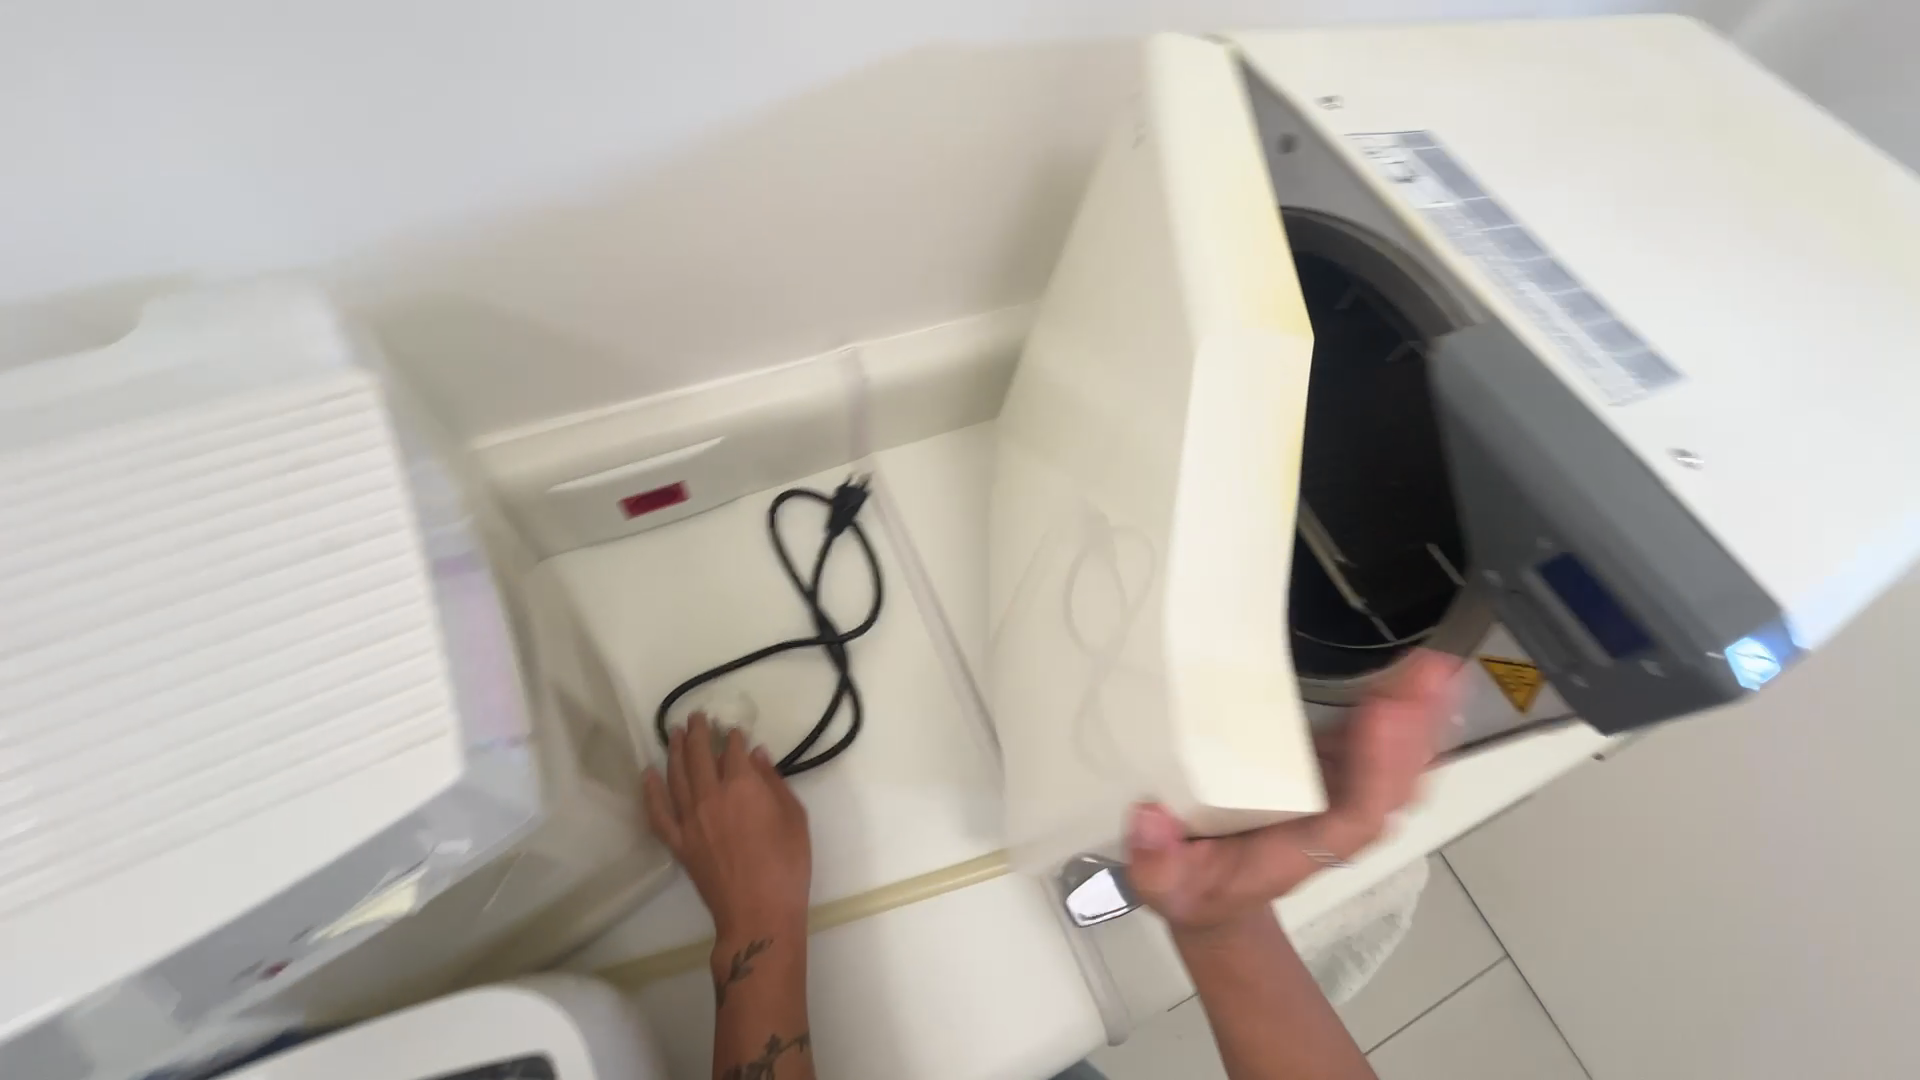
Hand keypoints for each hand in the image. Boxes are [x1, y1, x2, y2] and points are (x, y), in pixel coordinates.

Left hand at [643, 713, 811, 941]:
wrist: (758, 912)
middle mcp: (711, 796)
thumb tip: (757, 755)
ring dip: (674, 751)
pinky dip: (651, 791)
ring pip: (676, 775)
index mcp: (743, 786)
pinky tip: (648, 774)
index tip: (733, 729)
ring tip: (674, 733)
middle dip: (698, 732)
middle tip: (696, 717)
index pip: (733, 751)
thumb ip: (774, 782)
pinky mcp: (678, 842)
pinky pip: (658, 812)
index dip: (732, 737)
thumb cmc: (787, 864)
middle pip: (698, 755)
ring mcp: (690, 819)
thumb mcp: (794, 817)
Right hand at [1126, 649, 1458, 936]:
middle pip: (1394, 781)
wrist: (1210, 888)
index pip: (1356, 813)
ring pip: (1397, 760)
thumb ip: (1155, 862)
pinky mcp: (1333, 770)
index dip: (1377, 768)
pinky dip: (1403, 710)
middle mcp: (1335, 821)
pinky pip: (1380, 744)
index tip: (1382, 715)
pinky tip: (1414, 676)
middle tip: (1428, 675)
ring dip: (1420, 714)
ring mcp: (1340, 794)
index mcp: (1303, 847)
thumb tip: (1150, 819)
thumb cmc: (1191, 884)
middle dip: (1416, 729)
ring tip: (1431, 667)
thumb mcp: (1162, 883)